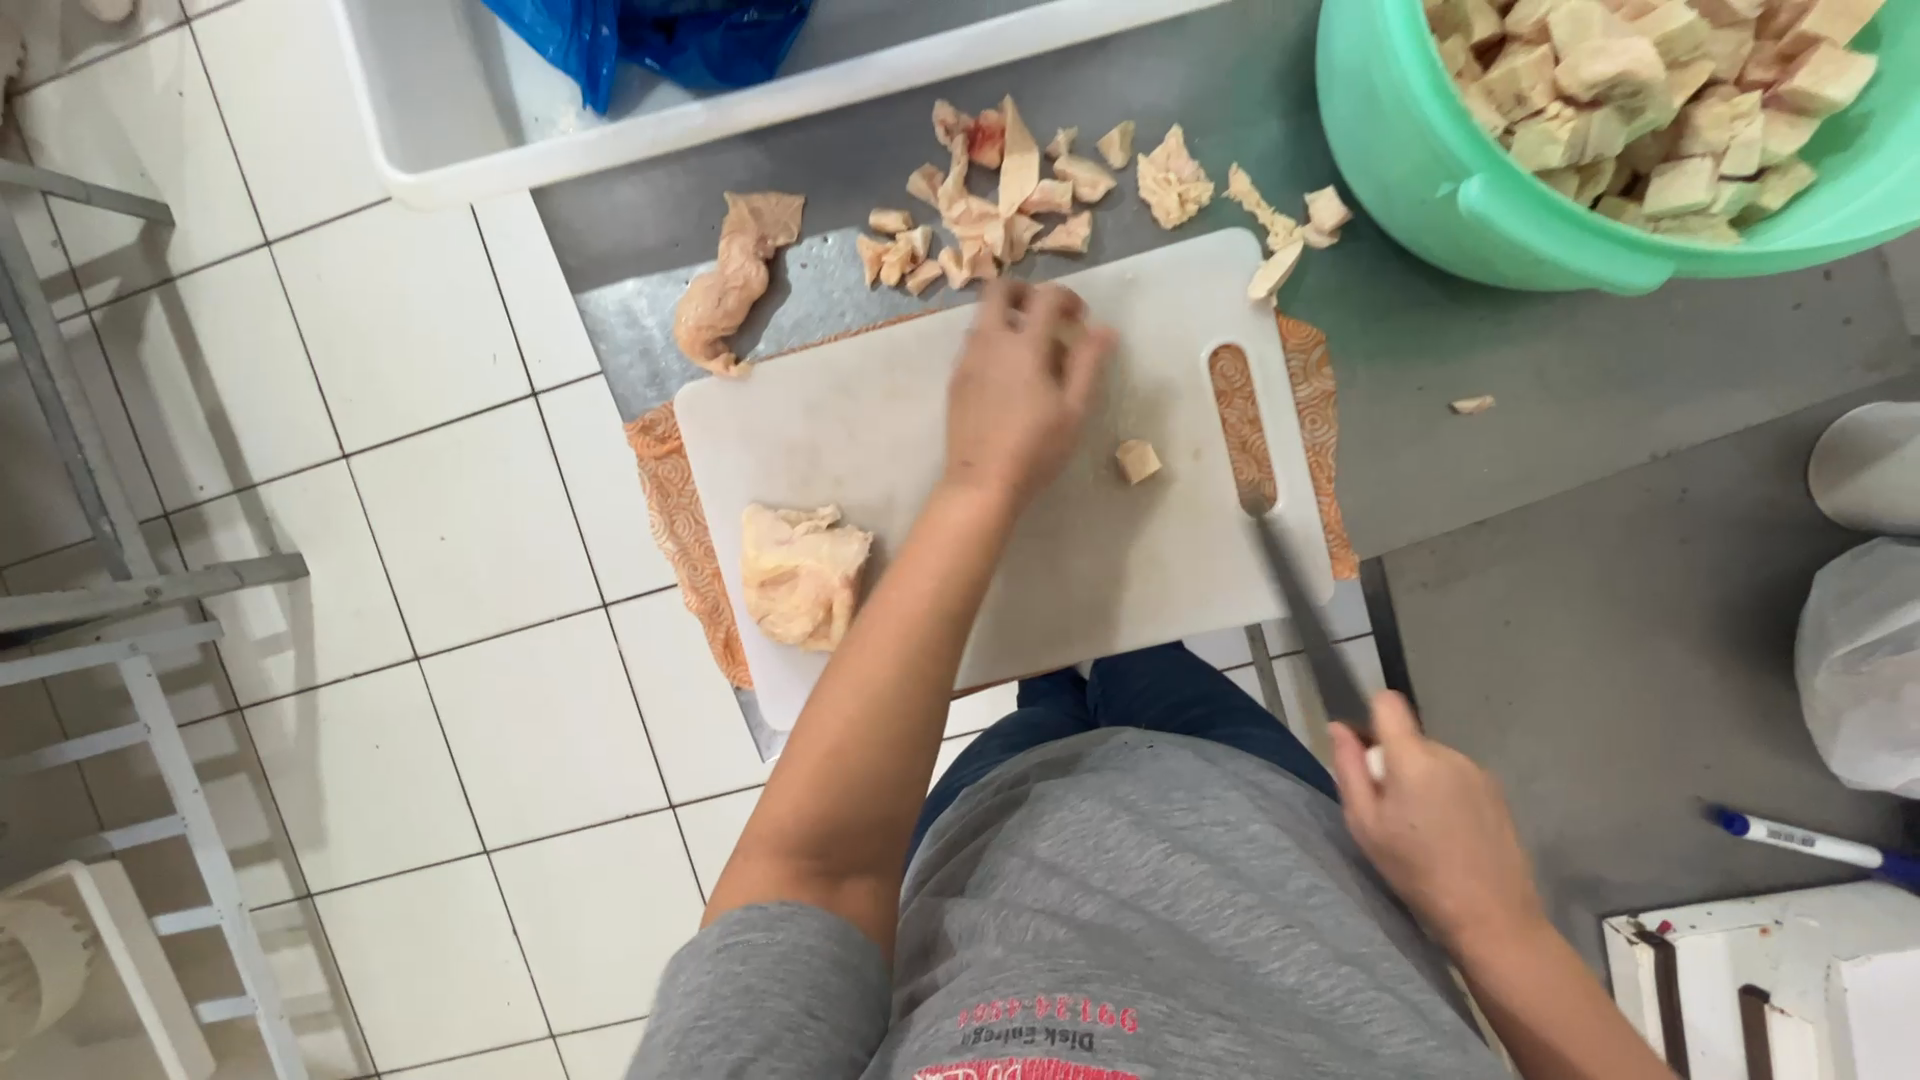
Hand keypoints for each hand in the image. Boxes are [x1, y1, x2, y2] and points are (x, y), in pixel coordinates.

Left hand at [943, 281, 1115, 510]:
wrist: (981, 483)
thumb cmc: (1035, 449)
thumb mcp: (1074, 410)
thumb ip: (1089, 364)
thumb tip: (1105, 330)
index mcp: (1024, 346)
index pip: (1046, 297)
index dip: (1068, 298)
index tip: (1080, 319)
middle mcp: (989, 343)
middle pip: (998, 290)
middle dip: (1024, 292)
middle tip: (1045, 316)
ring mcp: (967, 361)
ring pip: (982, 317)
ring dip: (1007, 319)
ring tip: (1030, 352)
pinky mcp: (955, 381)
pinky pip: (973, 344)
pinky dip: (992, 344)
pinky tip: (1008, 378)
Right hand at [1329, 692, 1546, 952]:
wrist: (1492, 916)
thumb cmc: (1415, 870)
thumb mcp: (1364, 823)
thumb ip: (1349, 769)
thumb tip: (1340, 729)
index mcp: (1413, 758)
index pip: (1389, 704)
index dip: (1371, 717)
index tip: (1365, 752)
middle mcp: (1449, 754)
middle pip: (1408, 738)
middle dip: (1393, 761)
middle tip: (1390, 809)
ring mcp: (1477, 772)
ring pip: (1431, 758)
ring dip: (1419, 778)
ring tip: (1421, 825)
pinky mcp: (1496, 792)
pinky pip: (1455, 776)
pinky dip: (1443, 792)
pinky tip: (1448, 832)